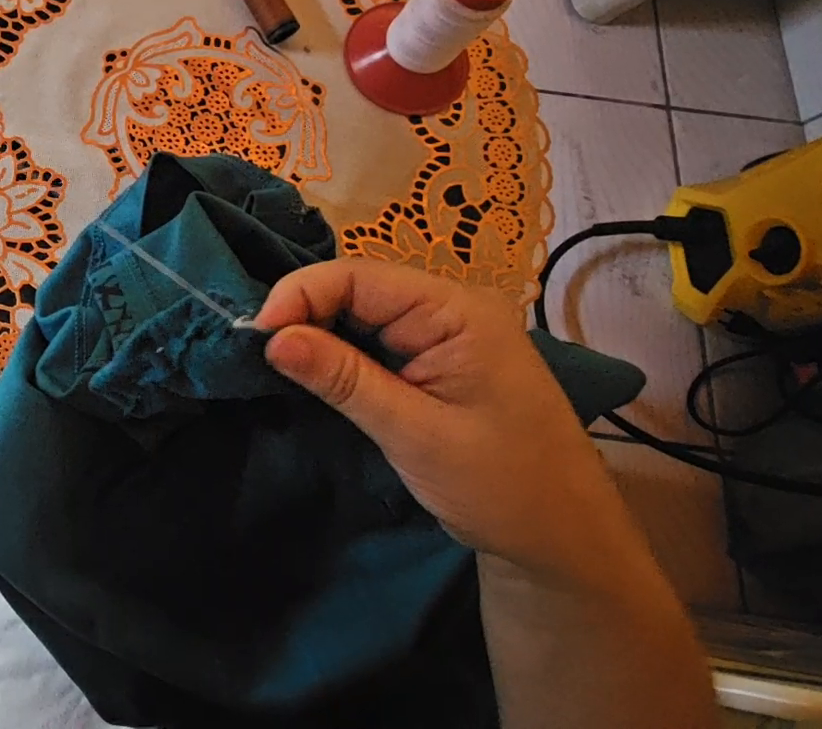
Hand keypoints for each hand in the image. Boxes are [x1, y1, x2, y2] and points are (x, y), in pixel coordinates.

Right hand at [254, 260, 647, 588]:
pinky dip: (337, 350)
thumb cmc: (502, 488)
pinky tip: (312, 369)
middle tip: (258, 353)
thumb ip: (341, 378)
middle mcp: (449, 305)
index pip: (357, 276)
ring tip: (274, 360)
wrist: (566, 544)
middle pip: (355, 286)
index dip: (299, 295)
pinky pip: (373, 335)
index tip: (255, 336)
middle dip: (303, 312)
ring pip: (359, 311)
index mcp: (456, 310)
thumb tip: (270, 338)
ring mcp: (443, 330)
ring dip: (316, 332)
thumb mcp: (414, 433)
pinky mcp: (434, 355)